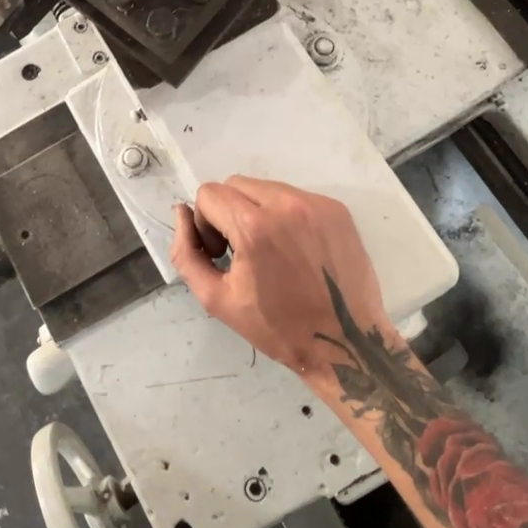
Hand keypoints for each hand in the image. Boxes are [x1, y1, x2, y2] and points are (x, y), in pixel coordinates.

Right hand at [170, 177, 393, 387]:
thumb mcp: (216, 299)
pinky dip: (285, 215)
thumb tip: (181, 212)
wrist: (346, 343)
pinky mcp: (337, 210)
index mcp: (254, 227)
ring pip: (265, 187)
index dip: (205, 224)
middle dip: (228, 213)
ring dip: (256, 211)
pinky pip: (295, 196)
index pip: (209, 194)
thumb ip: (186, 252)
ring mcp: (316, 204)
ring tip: (270, 251)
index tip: (222, 254)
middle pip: (235, 184)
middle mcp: (286, 205)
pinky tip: (295, 250)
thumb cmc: (277, 327)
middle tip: (241, 252)